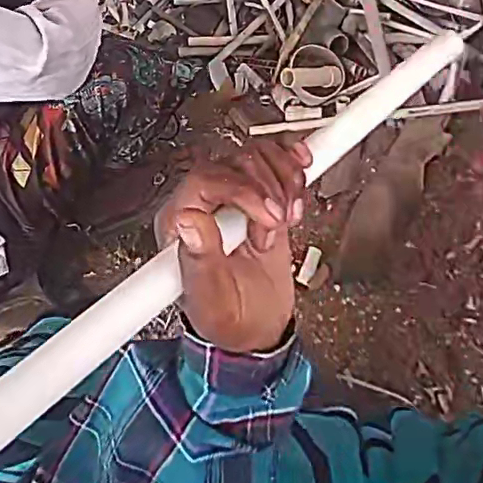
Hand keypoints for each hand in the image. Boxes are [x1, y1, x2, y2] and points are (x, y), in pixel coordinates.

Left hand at [157, 140, 310, 352]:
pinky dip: (291, 163)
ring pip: (255, 156)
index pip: (205, 180)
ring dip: (283, 179)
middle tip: (279, 223)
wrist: (256, 327)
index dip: (242, 191)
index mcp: (180, 224)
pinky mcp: (258, 196)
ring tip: (289, 214)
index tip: (269, 217)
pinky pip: (272, 160)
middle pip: (235, 162)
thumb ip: (199, 261)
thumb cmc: (227, 318)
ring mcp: (232, 197)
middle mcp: (203, 203)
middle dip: (267, 189)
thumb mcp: (211, 300)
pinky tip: (301, 172)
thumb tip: (188, 220)